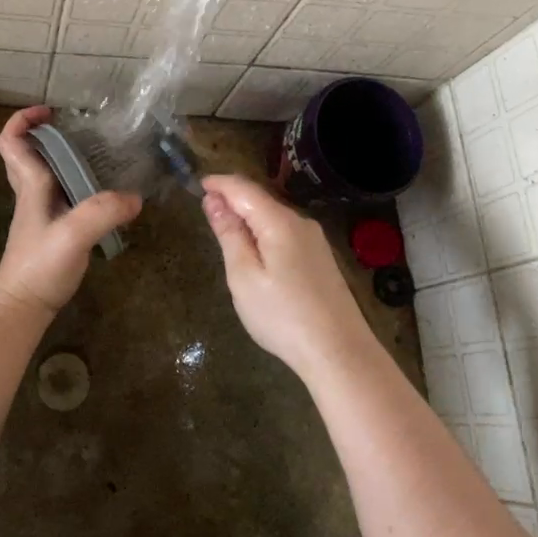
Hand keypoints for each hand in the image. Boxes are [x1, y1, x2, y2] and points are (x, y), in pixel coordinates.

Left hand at [0, 106, 141, 315]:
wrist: (21, 309)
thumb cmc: (39, 267)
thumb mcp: (73, 235)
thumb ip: (103, 211)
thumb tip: (135, 197)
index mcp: (30, 187)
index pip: (11, 142)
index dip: (22, 120)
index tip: (50, 112)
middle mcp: (31, 195)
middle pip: (25, 154)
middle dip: (44, 135)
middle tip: (74, 130)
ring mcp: (39, 215)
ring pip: (43, 175)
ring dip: (61, 159)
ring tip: (95, 155)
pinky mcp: (50, 232)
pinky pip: (60, 197)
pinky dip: (76, 186)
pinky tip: (101, 196)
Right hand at [201, 174, 372, 376]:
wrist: (339, 352)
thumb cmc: (282, 316)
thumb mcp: (244, 277)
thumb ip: (229, 235)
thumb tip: (214, 201)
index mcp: (280, 222)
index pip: (244, 189)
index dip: (220, 184)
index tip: (198, 184)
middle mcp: (301, 223)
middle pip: (262, 200)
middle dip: (233, 199)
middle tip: (206, 208)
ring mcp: (315, 242)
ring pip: (275, 217)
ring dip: (249, 216)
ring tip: (225, 229)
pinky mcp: (321, 260)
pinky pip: (286, 233)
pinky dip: (264, 231)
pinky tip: (256, 250)